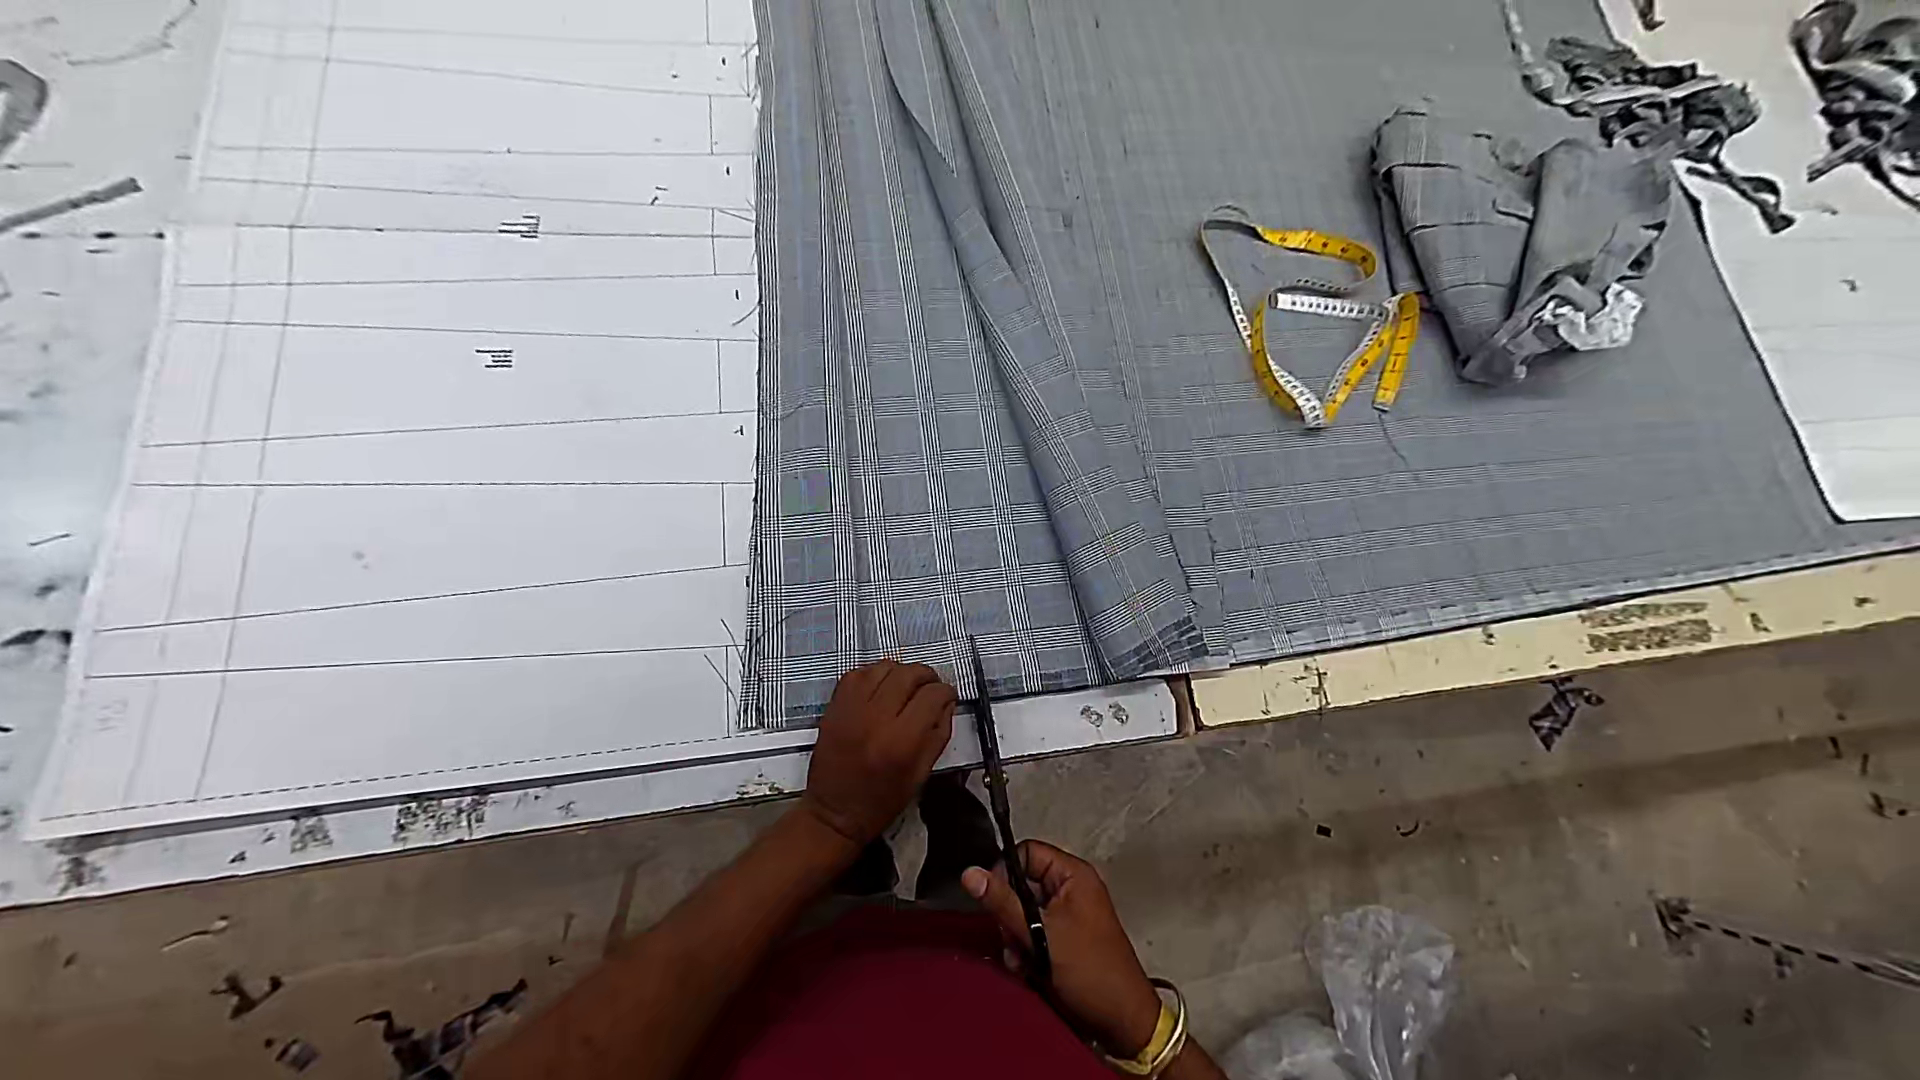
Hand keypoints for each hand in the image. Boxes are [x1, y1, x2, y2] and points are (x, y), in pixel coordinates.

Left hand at [799, 660, 956, 850]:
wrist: (833, 812)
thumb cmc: (880, 801)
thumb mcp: (921, 774)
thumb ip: (938, 733)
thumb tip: (947, 703)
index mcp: (901, 742)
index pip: (933, 696)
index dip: (947, 692)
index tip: (948, 696)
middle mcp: (876, 719)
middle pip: (909, 674)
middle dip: (927, 676)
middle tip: (930, 687)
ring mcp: (852, 709)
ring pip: (884, 667)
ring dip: (901, 672)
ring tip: (906, 686)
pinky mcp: (835, 706)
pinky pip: (858, 673)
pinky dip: (874, 673)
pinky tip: (881, 686)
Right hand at [963, 841, 1163, 1056]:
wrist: (1123, 1022)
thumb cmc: (1090, 970)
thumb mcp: (1041, 934)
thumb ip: (1003, 902)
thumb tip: (970, 873)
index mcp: (1072, 874)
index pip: (1027, 852)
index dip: (1006, 871)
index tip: (994, 899)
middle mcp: (1070, 888)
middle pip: (1022, 883)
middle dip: (1010, 913)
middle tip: (1012, 937)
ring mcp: (1068, 914)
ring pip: (1024, 911)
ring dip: (1016, 936)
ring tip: (1021, 958)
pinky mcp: (1064, 938)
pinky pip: (1034, 931)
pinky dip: (1026, 948)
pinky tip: (1026, 967)